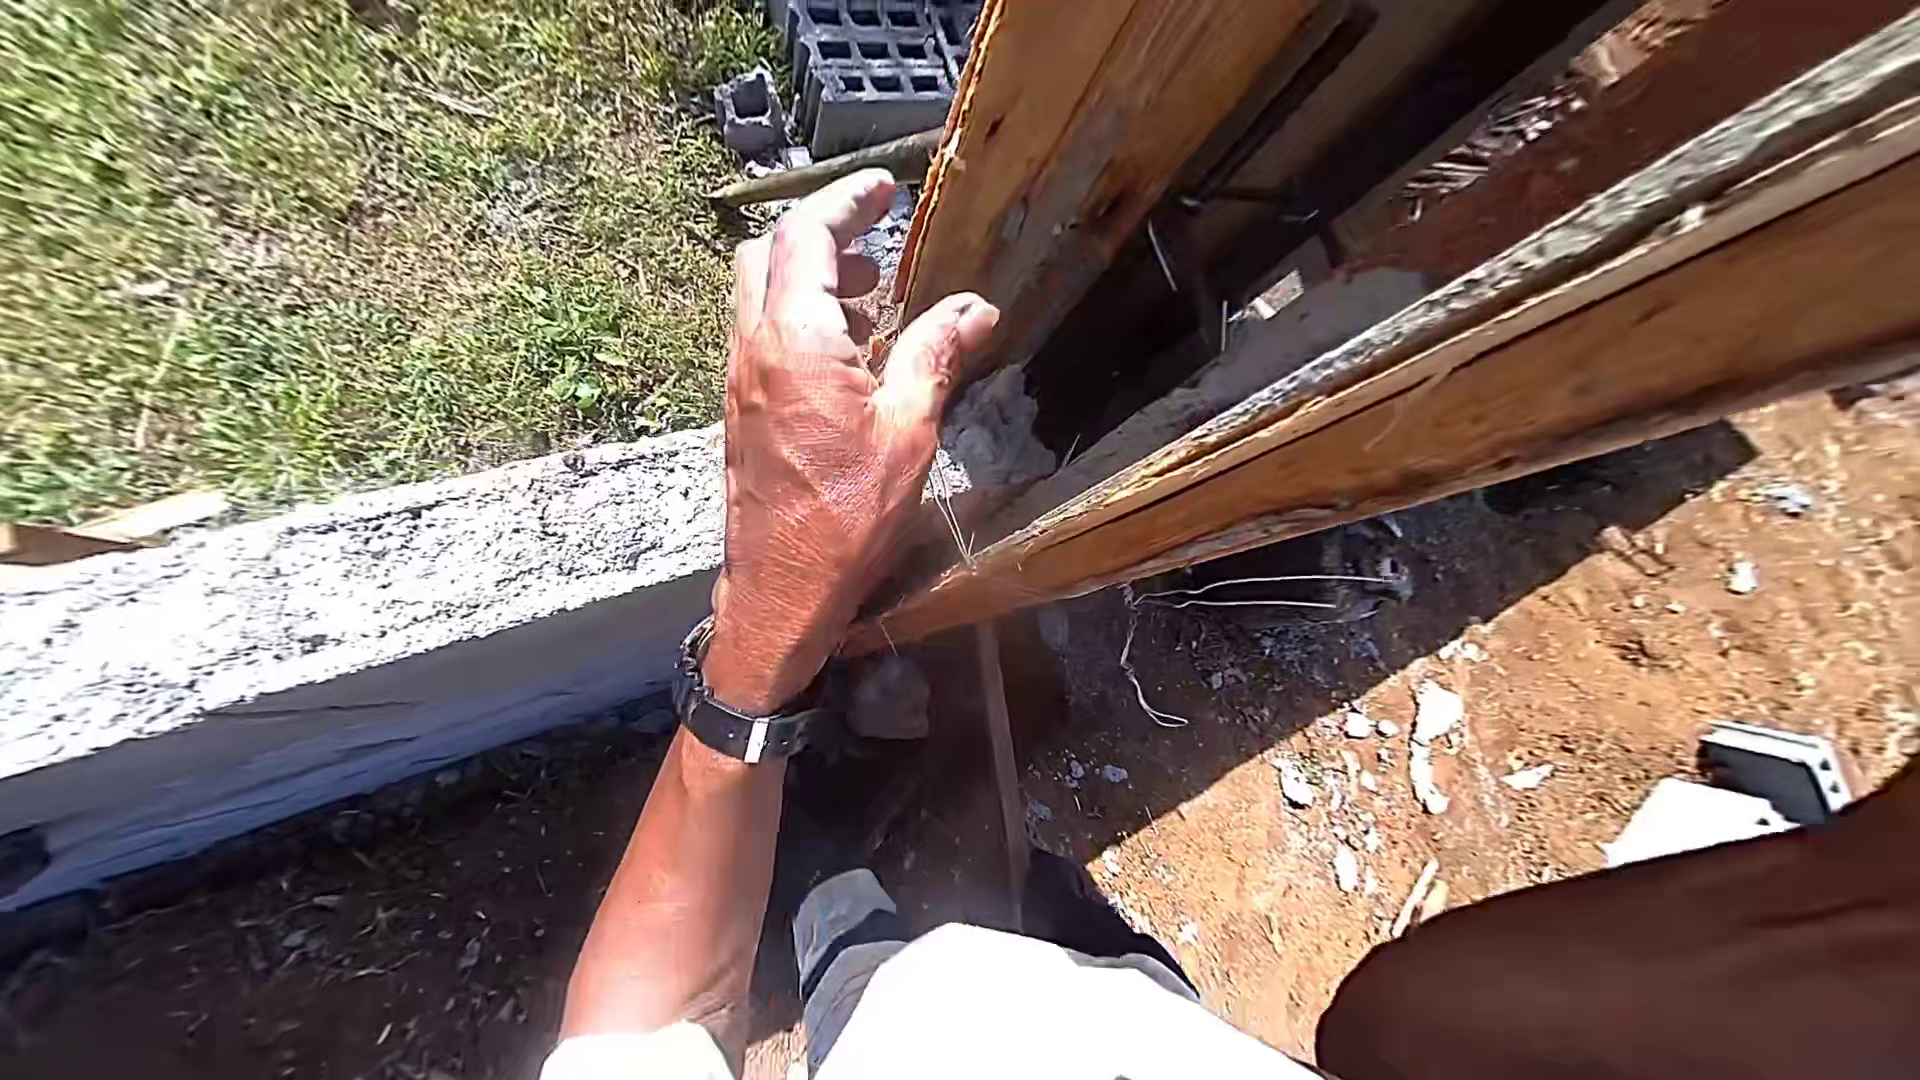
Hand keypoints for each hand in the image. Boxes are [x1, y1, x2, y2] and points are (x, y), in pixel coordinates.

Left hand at [704, 169, 998, 713]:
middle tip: (875, 256)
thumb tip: (975, 309)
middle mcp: (753, 351)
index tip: (883, 189)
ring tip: (868, 306)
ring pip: (760, 296)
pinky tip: (843, 361)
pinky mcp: (741, 413)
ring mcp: (739, 383)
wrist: (784, 587)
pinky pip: (761, 340)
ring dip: (810, 282)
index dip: (846, 200)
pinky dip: (797, 323)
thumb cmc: (848, 516)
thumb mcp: (909, 431)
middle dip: (821, 237)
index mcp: (796, 343)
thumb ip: (936, 355)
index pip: (807, 233)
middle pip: (770, 254)